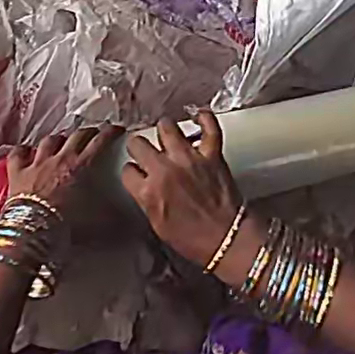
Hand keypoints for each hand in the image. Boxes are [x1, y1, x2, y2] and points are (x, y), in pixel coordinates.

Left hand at [6, 124, 123, 219]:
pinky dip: (23, 151)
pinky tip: (26, 151)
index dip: (110, 133)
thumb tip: (125, 221)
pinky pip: (18, 154)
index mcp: (80, 166)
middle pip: (76, 136)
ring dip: (58, 140)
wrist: (31, 232)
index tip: (117, 129)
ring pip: (49, 141)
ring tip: (63, 142)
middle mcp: (59, 159)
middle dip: (87, 133)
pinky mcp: (17, 172)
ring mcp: (36, 163)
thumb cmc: (65, 226)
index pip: (99, 142)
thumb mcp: (94, 220)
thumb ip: (110, 215)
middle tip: (93, 136)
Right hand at [120, 110, 242, 264]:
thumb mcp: (157, 224)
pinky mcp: (211, 154)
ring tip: (167, 134)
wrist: (226, 238)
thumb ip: (147, 199)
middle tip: (145, 150)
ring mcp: (189, 159)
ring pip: (167, 127)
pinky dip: (204, 118)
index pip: (128, 170)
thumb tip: (144, 185)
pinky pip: (209, 127)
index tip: (137, 172)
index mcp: (148, 192)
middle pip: (139, 143)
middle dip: (139, 146)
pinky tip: (198, 115)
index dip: (132, 171)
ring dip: (165, 130)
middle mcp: (165, 170)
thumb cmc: (193, 238)